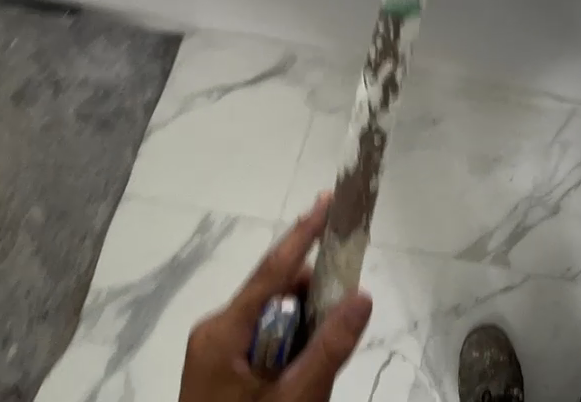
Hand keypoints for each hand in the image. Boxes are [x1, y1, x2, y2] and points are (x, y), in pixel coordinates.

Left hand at [180, 192, 375, 401]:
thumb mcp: (294, 400)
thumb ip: (329, 347)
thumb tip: (363, 294)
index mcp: (224, 331)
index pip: (273, 268)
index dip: (305, 232)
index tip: (329, 198)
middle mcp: (217, 331)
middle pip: (278, 294)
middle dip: (314, 301)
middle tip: (344, 321)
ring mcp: (219, 352)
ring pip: (277, 320)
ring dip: (305, 333)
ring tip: (316, 375)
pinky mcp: (224, 372)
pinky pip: (268, 343)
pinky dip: (292, 351)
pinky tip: (302, 379)